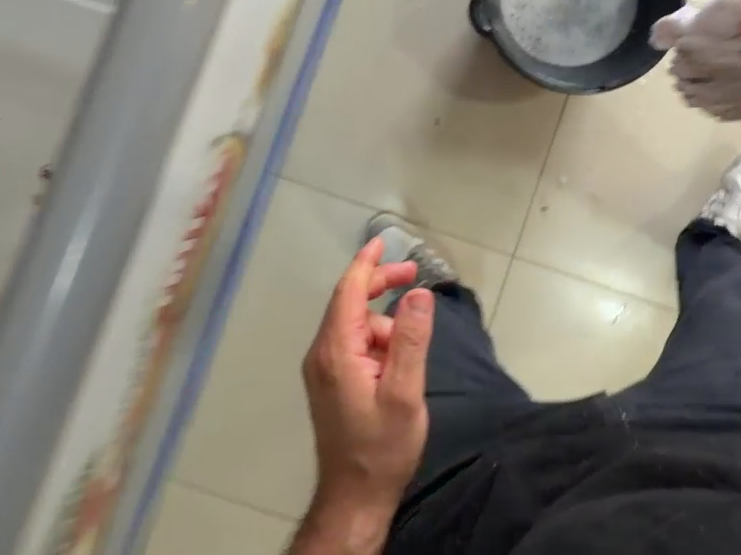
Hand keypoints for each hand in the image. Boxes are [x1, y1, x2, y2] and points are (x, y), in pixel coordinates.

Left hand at [301, 238, 434, 517]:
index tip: (383, 241)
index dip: (366, 263)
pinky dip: (377, 340)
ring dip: (384, 322)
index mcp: (336, 350)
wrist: (354, 498)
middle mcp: (323, 354)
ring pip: (354, 325)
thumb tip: (418, 293)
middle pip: (349, 302)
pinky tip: (397, 363)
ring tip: (411, 353)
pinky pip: (353, 344)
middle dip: (381, 284)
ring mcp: (323, 369)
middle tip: (414, 274)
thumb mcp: (405, 392)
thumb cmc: (381, 447)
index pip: (348, 291)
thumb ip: (410, 339)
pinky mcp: (330, 382)